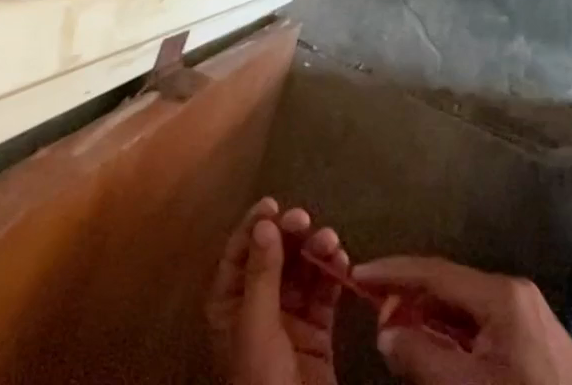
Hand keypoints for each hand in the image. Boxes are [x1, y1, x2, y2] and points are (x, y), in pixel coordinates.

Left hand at [206, 197, 346, 384]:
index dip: (255, 226)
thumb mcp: (256, 325)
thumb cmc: (261, 379)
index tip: (274, 204)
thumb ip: (262, 274)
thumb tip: (265, 224)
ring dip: (315, 254)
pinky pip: (324, 297)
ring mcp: (288, 321)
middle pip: (274, 259)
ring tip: (331, 241)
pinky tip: (343, 261)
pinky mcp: (316, 336)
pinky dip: (332, 278)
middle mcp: (256, 307)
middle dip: (289, 237)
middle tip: (306, 221)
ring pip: (301, 274)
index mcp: (228, 303)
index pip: (239, 253)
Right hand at [353, 257, 571, 384]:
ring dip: (430, 324)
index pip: (432, 271)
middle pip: (448, 288)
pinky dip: (454, 339)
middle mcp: (516, 294)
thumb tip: (387, 333)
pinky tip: (437, 358)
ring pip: (464, 310)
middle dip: (410, 303)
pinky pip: (482, 329)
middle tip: (379, 327)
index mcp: (501, 294)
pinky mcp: (537, 344)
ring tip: (401, 345)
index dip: (390, 273)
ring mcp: (530, 318)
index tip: (354, 277)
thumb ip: (419, 356)